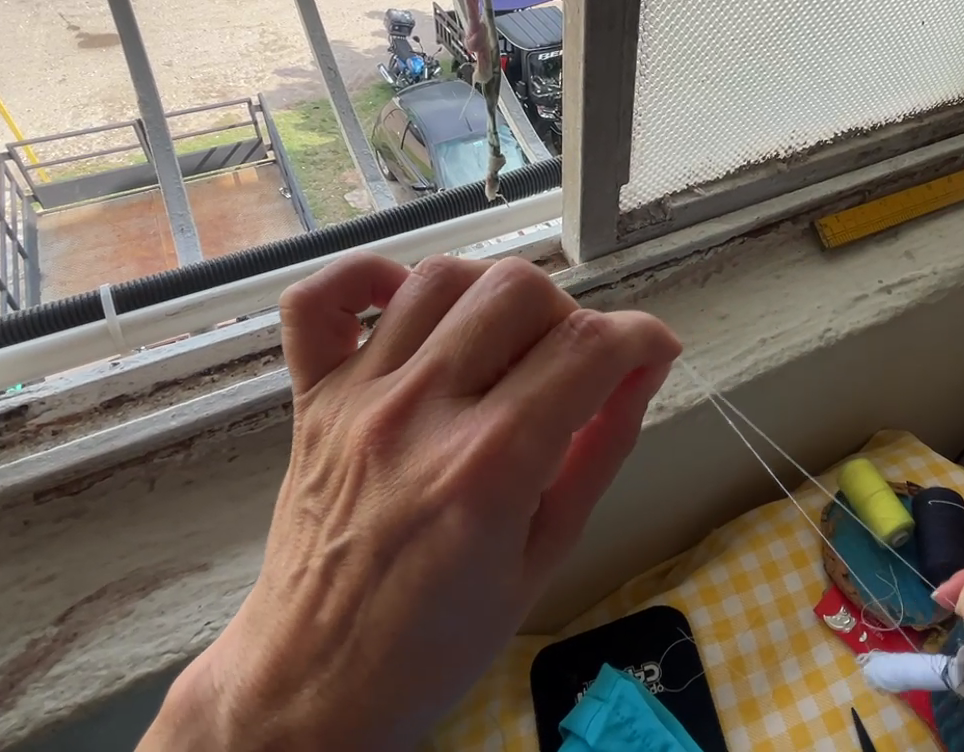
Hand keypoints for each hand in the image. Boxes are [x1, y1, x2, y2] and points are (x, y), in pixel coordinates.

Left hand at [139, 255, 681, 750]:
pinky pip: (317, 299)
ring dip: (496, 294)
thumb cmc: (441, 638)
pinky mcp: (310, 398)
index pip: (588, 348)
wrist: (313, 686)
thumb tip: (644, 367)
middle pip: (518, 290)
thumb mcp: (551, 551)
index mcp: (488, 469)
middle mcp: (419, 415)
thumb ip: (604, 445)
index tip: (653, 347)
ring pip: (440, 276)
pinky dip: (365, 277)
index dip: (641, 335)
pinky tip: (407, 300)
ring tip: (508, 341)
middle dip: (571, 314)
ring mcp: (356, 399)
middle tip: (573, 364)